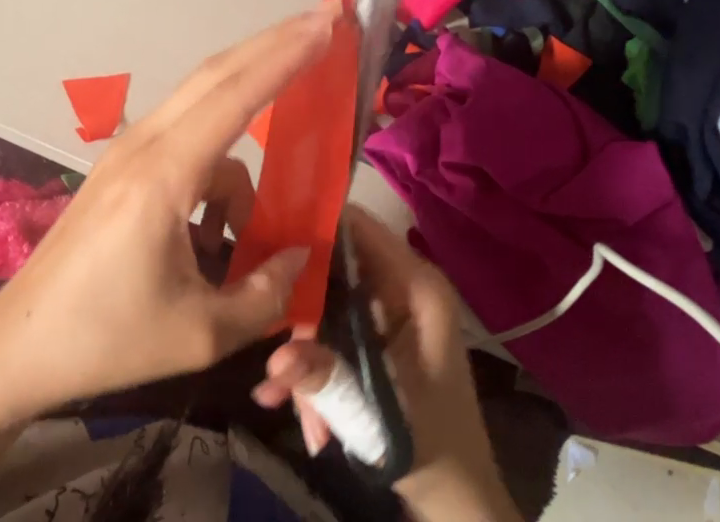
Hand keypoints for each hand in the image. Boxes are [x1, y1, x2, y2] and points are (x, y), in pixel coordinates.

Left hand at [0, 3, 339, 423]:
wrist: (21, 345)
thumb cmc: (108, 339)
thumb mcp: (202, 333)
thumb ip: (267, 293)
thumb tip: (300, 257)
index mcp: (162, 176)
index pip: (235, 96)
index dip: (286, 55)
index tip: (329, 21)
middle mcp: (142, 147)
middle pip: (215, 75)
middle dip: (274, 45)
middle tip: (327, 21)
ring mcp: (125, 154)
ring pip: (201, 110)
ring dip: (248, 124)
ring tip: (269, 199)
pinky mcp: (119, 170)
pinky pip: (185, 147)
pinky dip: (219, 173)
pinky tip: (222, 233)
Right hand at [252, 207, 520, 520]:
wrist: (457, 497)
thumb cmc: (430, 442)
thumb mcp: (376, 408)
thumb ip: (325, 376)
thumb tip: (274, 358)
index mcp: (416, 286)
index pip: (357, 226)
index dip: (312, 224)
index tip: (263, 238)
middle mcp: (402, 288)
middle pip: (331, 265)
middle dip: (295, 305)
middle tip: (262, 335)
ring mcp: (387, 312)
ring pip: (324, 303)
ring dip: (299, 347)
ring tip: (276, 395)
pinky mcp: (374, 337)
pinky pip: (331, 331)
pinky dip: (311, 363)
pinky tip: (293, 405)